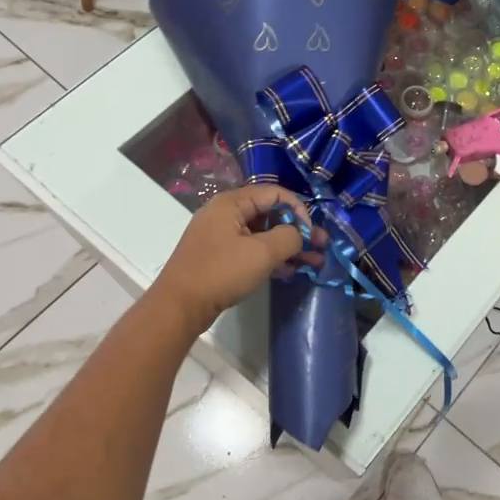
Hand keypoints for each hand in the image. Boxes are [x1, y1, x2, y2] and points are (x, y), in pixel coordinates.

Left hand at [152, 185, 326, 331]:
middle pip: (270, 213)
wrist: (180, 306)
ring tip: (313, 263)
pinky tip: (290, 271)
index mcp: (232, 203)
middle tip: (320, 246)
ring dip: (288, 247)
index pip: (275, 193)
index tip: (311, 232)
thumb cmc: (222, 272)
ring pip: (263, 234)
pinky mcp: (219, 256)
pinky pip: (252, 249)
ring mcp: (221, 235)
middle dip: (297, 230)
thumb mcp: (263, 252)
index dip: (299, 209)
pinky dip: (271, 257)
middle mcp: (225, 213)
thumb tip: (298, 234)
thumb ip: (289, 236)